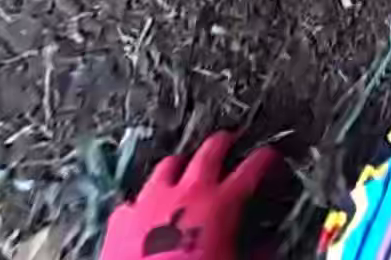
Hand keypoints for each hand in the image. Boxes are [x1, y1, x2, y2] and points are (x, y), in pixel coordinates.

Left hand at [98, 132, 278, 259]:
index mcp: (223, 202)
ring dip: (180, 166)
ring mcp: (152, 203)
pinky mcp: (120, 222)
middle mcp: (190, 193)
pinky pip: (131, 203)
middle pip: (212, 148)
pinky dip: (140, 205)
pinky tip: (143, 216)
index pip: (255, 164)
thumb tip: (270, 248)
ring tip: (184, 172)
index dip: (267, 157)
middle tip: (229, 143)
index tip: (270, 158)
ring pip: (169, 165)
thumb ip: (256, 252)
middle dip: (224, 141)